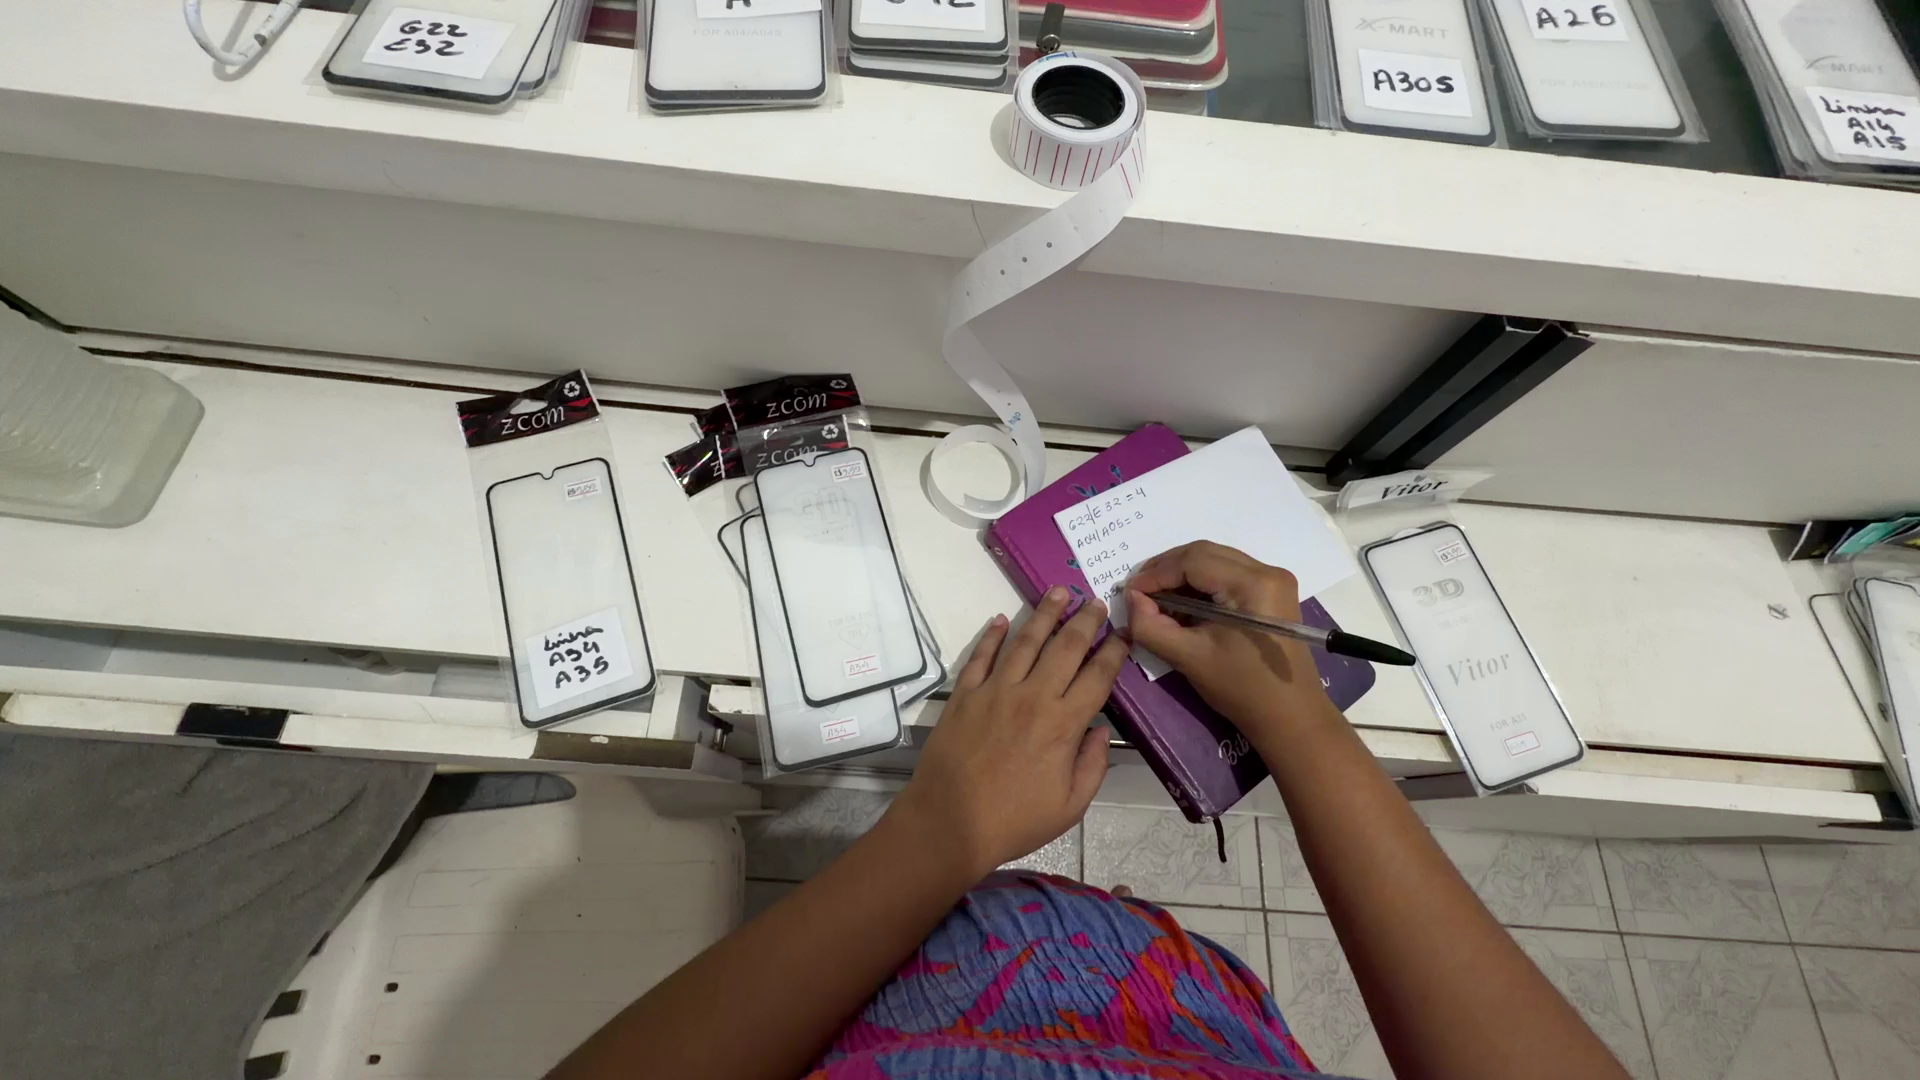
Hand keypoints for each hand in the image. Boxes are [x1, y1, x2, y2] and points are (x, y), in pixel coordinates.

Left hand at [889, 586, 1127, 879]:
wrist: (949, 822)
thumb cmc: (1015, 821)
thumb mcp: (1070, 806)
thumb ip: (1092, 765)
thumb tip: (1100, 730)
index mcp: (1063, 724)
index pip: (1097, 676)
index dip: (1114, 651)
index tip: (1124, 632)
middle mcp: (1032, 696)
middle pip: (1065, 647)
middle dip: (1085, 621)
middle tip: (1096, 601)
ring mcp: (995, 691)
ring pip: (1025, 642)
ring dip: (1044, 614)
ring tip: (1058, 592)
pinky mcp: (964, 694)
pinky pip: (981, 656)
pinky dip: (992, 636)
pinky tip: (1001, 619)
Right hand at [1124, 541, 1337, 736]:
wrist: (1290, 716)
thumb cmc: (1241, 688)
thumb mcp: (1188, 657)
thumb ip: (1150, 625)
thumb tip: (1131, 598)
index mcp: (1253, 584)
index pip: (1193, 561)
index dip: (1156, 574)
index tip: (1129, 592)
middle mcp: (1268, 571)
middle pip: (1204, 553)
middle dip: (1166, 569)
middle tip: (1139, 591)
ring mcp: (1273, 579)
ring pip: (1215, 560)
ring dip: (1182, 575)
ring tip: (1157, 598)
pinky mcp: (1272, 591)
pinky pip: (1227, 574)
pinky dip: (1200, 584)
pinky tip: (1183, 604)